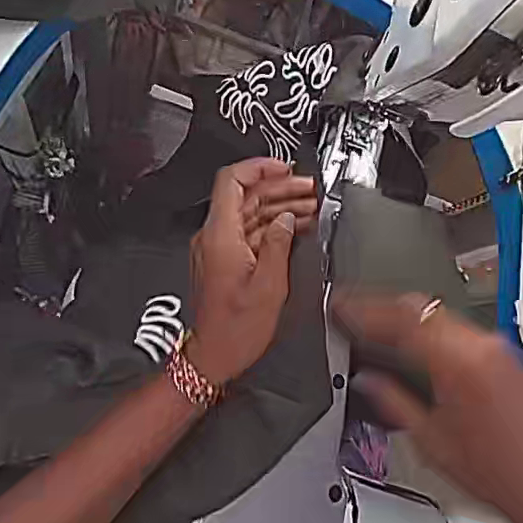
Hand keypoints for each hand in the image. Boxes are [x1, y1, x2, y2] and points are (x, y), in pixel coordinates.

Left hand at [188, 158, 315, 383]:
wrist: (215, 355)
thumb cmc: (236, 329)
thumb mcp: (269, 285)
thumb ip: (279, 244)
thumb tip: (287, 219)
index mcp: (220, 236)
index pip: (231, 181)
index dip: (259, 168)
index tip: (283, 167)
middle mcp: (214, 237)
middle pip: (245, 195)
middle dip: (279, 188)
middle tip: (308, 189)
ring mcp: (217, 247)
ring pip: (249, 212)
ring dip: (278, 206)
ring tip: (308, 206)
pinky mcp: (224, 258)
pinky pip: (248, 230)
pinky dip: (272, 224)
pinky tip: (294, 225)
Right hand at [336, 292, 522, 522]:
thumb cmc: (496, 473)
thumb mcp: (428, 440)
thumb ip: (391, 401)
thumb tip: (367, 379)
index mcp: (457, 362)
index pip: (399, 320)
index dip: (363, 310)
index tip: (341, 307)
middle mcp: (479, 345)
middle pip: (419, 307)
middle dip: (381, 306)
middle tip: (351, 310)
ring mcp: (493, 346)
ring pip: (437, 312)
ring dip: (404, 315)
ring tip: (374, 323)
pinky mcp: (501, 353)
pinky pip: (455, 324)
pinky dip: (427, 326)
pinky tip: (411, 339)